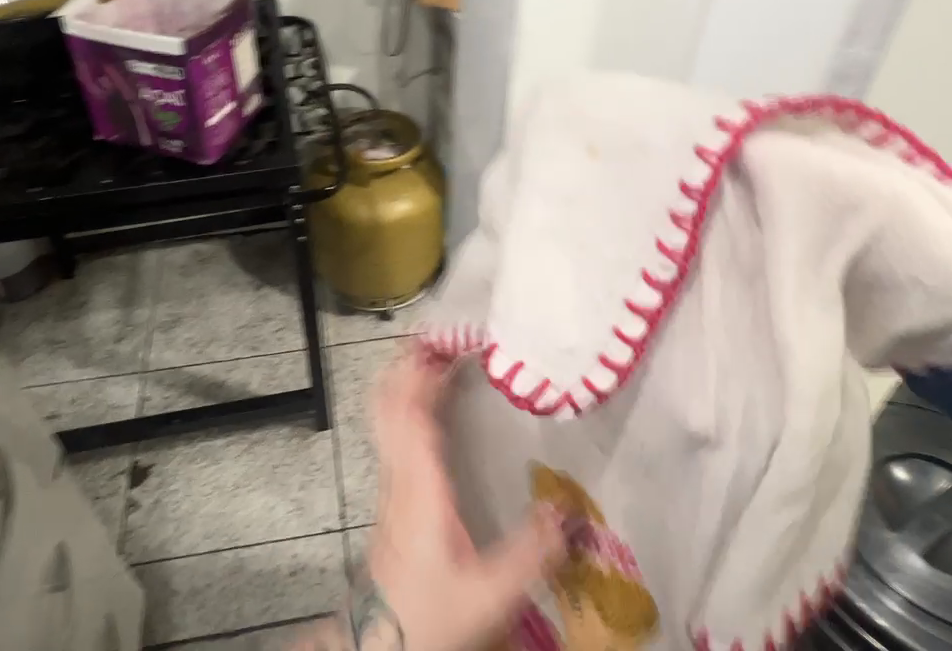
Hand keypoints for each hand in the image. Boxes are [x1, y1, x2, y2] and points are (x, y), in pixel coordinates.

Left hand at [363, 350, 563, 650]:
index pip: (412, 413)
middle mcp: (399, 475)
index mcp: (420, 487)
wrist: (383, 645)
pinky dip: (407, 402)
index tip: (447, 339)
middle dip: (411, 361)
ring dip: (407, 378)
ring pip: (388, 413)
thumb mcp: (492, 594)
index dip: (423, 372)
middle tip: (443, 332)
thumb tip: (569, 508)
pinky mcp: (394, 493)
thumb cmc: (432, 617)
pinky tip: (431, 401)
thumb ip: (532, 552)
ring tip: (438, 352)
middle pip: (391, 401)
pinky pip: (394, 430)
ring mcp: (391, 482)